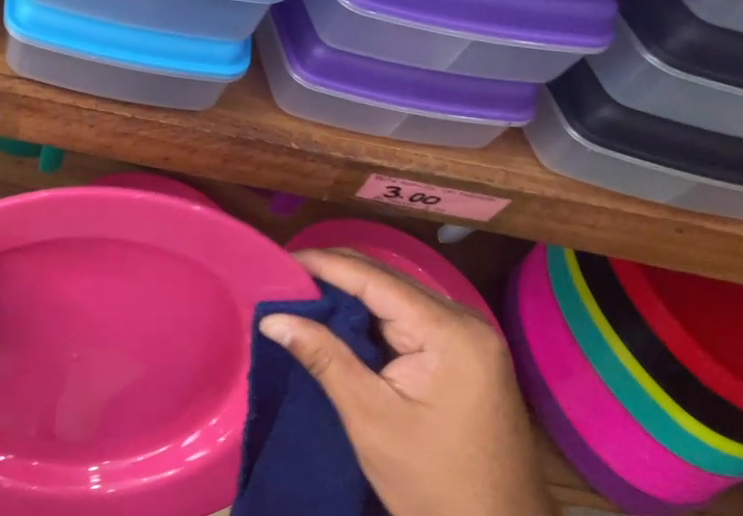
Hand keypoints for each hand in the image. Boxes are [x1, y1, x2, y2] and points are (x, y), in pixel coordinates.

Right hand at [259, 249, 554, 515]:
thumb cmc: (433, 482)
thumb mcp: (370, 417)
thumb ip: (323, 356)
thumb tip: (272, 317)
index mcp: (449, 332)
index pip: (373, 278)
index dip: (322, 264)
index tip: (276, 260)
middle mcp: (465, 322)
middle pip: (387, 280)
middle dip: (333, 276)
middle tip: (281, 279)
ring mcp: (469, 339)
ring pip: (395, 297)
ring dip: (349, 294)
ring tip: (299, 295)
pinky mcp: (465, 357)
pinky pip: (408, 319)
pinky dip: (369, 316)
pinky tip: (336, 320)